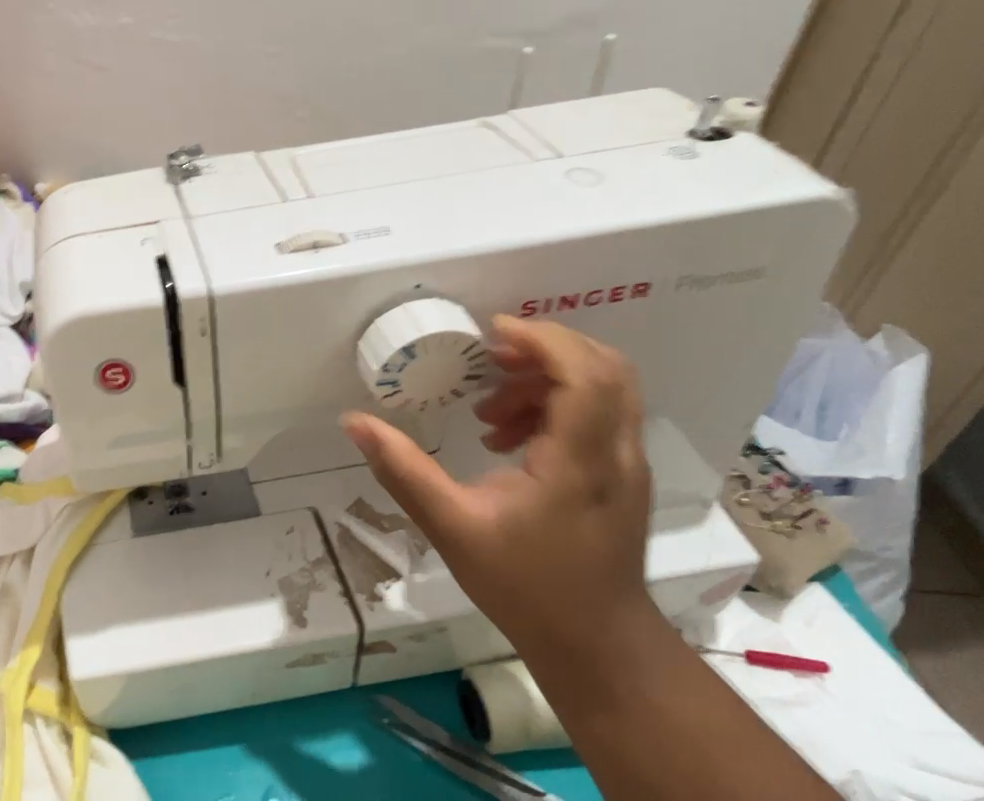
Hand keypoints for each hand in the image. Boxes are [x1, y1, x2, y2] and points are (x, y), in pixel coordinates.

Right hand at [342, 315, 655, 651]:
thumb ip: (404, 471)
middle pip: (604, 367)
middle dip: (545, 349)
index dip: (541, 340)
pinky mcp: (623, 478)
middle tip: (489, 360)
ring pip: (606, 389)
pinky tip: (509, 440)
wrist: (598, 646)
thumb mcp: (453, 529)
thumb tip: (355, 423)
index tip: (490, 336)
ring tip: (488, 411)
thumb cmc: (527, 588)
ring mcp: (627, 465)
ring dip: (547, 380)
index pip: (583, 374)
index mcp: (580, 460)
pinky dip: (558, 406)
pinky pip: (600, 415)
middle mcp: (616, 453)